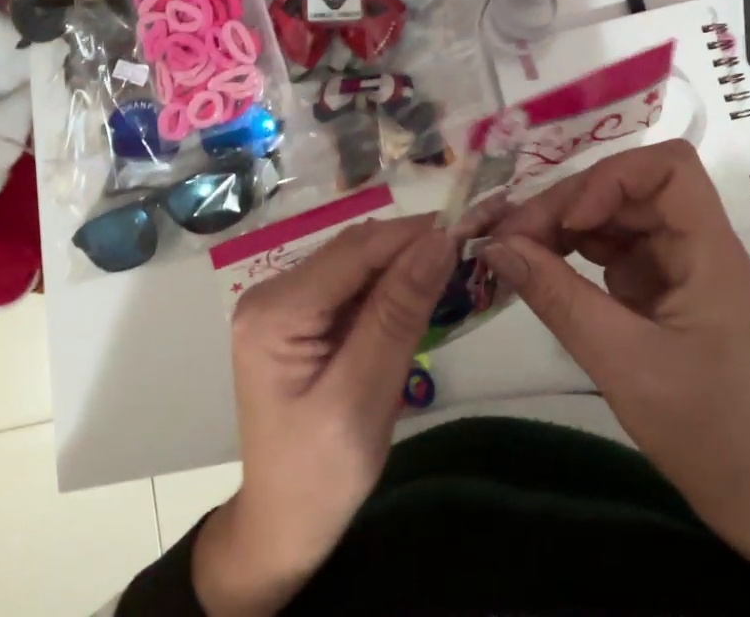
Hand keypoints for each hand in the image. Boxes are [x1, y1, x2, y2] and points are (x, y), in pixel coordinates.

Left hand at [193, 216, 453, 616]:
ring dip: (407, 263)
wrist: (285, 522)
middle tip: (477, 245)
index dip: (415, 234)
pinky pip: (354, 288)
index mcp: (274, 311)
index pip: (355, 251)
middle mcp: (272, 294)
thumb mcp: (364, 394)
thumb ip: (398, 313)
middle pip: (355, 251)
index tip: (474, 226)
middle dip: (414, 245)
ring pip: (358, 264)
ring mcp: (285, 305)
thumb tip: (439, 242)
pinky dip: (392, 287)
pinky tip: (427, 290)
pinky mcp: (302, 320)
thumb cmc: (321, 471)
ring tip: (463, 262)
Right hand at [482, 140, 749, 601]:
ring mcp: (673, 260)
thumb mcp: (616, 357)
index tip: (571, 221)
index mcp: (709, 252)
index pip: (670, 169)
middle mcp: (695, 243)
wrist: (727, 471)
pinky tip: (536, 263)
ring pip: (614, 210)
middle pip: (631, 186)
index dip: (614, 178)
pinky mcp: (652, 279)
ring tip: (515, 248)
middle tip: (512, 236)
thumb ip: (556, 296)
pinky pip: (607, 241)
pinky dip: (569, 246)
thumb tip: (495, 246)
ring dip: (563, 221)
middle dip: (570, 202)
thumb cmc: (689, 418)